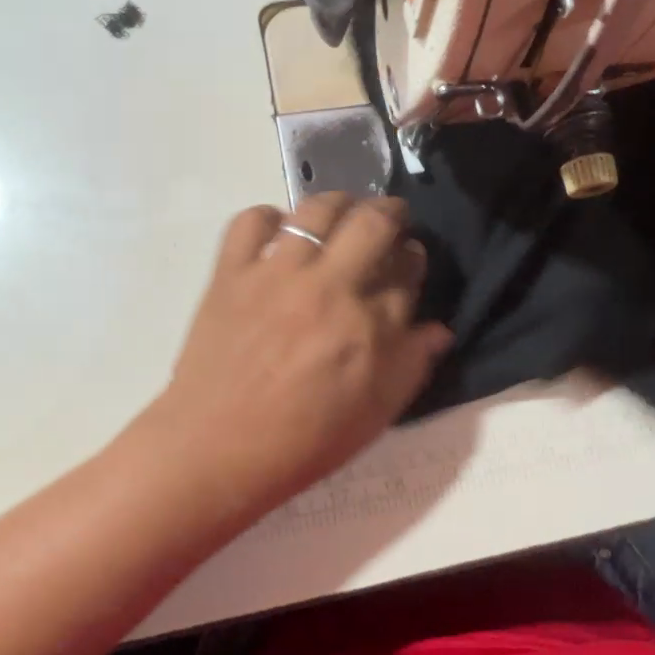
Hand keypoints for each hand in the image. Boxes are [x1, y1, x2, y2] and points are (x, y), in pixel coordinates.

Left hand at [147, 193, 453, 515]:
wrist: (217, 451)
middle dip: (391, 213)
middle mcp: (329, 287)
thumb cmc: (305, 442)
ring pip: (317, 210)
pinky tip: (279, 233)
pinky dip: (269, 217)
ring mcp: (276, 274)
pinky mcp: (231, 273)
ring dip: (340, 204)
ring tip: (343, 213)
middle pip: (373, 224)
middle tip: (390, 219)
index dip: (414, 258)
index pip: (407, 270)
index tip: (410, 260)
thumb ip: (411, 366)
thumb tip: (437, 329)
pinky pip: (251, 220)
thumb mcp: (375, 415)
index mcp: (370, 326)